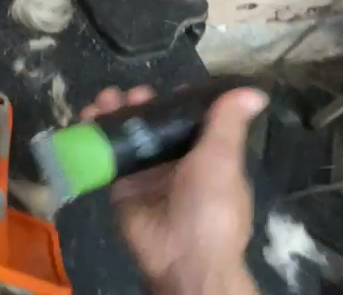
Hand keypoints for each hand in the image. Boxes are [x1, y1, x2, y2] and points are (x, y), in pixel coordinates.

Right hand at [82, 85, 268, 294]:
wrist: (182, 256)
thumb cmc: (211, 205)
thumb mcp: (223, 160)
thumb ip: (227, 124)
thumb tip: (255, 92)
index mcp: (202, 155)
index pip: (185, 119)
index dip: (173, 99)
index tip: (164, 86)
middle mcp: (172, 159)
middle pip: (150, 120)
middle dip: (137, 101)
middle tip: (129, 96)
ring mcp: (144, 170)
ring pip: (125, 131)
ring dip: (112, 110)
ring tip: (104, 100)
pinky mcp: (119, 181)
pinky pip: (104, 151)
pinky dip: (93, 131)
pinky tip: (86, 116)